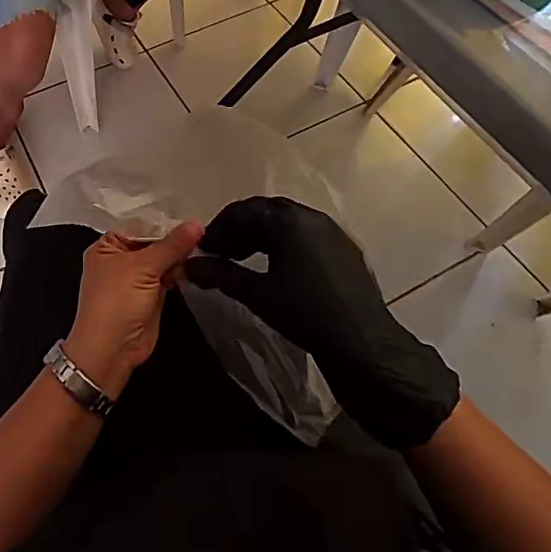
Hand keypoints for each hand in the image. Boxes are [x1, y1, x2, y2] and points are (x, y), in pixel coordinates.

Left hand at [64, 222, 203, 395]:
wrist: (112, 349)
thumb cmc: (118, 301)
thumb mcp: (142, 267)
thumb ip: (172, 245)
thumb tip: (197, 223)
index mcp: (108, 246)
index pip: (139, 225)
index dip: (163, 221)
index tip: (191, 215)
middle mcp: (121, 258)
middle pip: (153, 241)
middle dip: (174, 238)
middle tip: (203, 229)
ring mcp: (136, 277)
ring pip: (162, 258)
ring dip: (180, 254)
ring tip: (204, 243)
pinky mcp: (151, 293)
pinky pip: (168, 274)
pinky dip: (179, 270)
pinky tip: (196, 263)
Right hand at [186, 197, 459, 447]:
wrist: (361, 340)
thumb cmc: (304, 312)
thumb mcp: (257, 294)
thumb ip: (221, 275)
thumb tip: (189, 267)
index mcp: (287, 220)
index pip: (242, 211)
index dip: (218, 228)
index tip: (204, 249)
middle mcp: (310, 216)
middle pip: (265, 211)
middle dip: (239, 229)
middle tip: (221, 253)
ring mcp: (330, 230)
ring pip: (286, 221)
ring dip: (261, 235)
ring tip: (244, 259)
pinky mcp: (343, 246)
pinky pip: (305, 233)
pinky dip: (284, 242)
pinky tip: (277, 267)